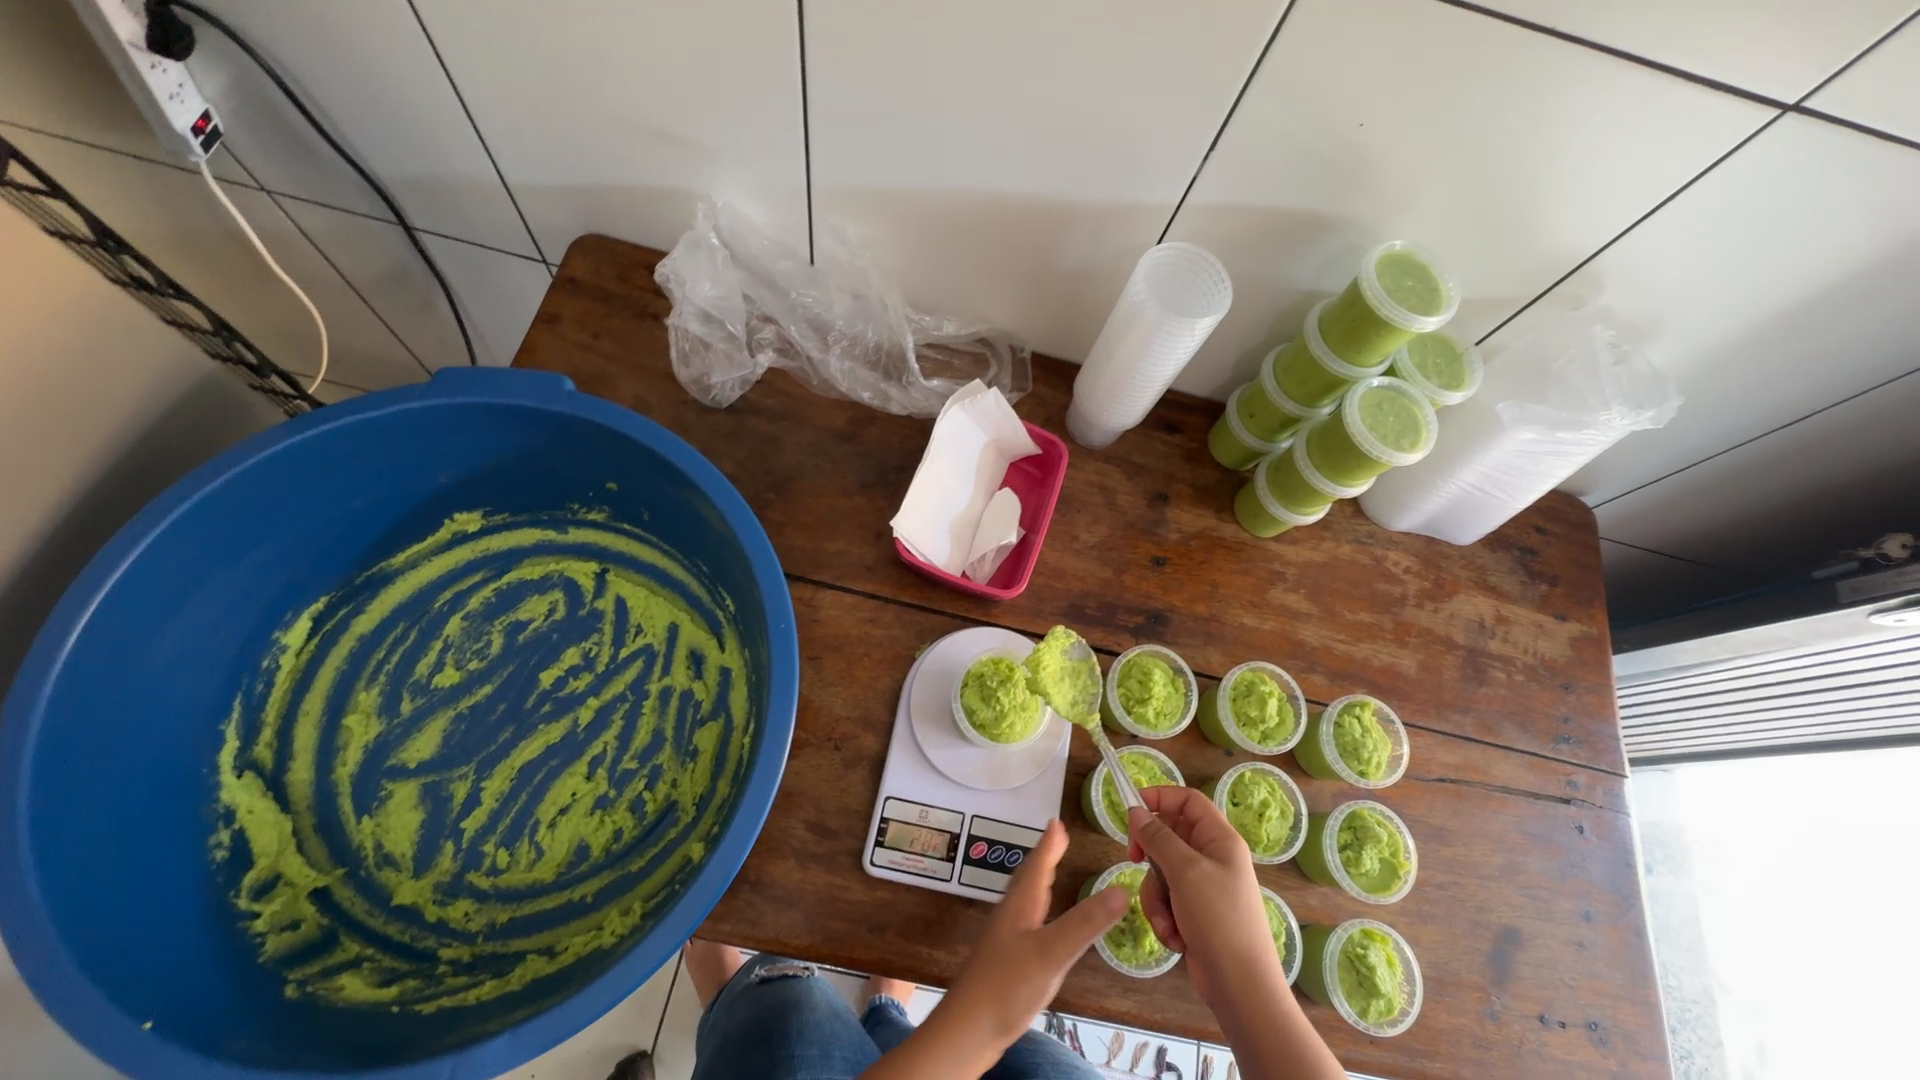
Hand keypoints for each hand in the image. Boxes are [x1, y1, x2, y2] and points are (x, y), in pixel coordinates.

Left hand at [938, 818, 1128, 1047]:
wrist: (968, 1031)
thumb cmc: (1006, 986)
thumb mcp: (1052, 952)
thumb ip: (1085, 923)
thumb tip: (1121, 889)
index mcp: (1020, 906)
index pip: (1036, 867)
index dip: (1048, 845)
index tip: (1057, 821)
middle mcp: (1011, 916)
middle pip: (1029, 879)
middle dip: (1044, 858)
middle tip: (1057, 838)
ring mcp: (1006, 940)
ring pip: (1026, 901)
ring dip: (1040, 883)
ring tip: (1051, 873)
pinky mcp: (1006, 963)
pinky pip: (1027, 924)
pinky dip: (1039, 912)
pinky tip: (1041, 927)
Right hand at [1126, 788, 1283, 1010]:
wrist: (1241, 985)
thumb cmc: (1219, 919)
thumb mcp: (1185, 872)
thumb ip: (1158, 838)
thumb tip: (1136, 810)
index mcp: (1219, 839)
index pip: (1188, 800)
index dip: (1159, 798)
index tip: (1131, 810)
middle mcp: (1212, 857)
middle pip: (1169, 836)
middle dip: (1150, 855)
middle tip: (1133, 859)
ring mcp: (1202, 886)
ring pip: (1161, 872)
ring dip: (1156, 897)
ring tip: (1167, 922)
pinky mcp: (1193, 912)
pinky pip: (1166, 900)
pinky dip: (1164, 917)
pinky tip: (1175, 938)